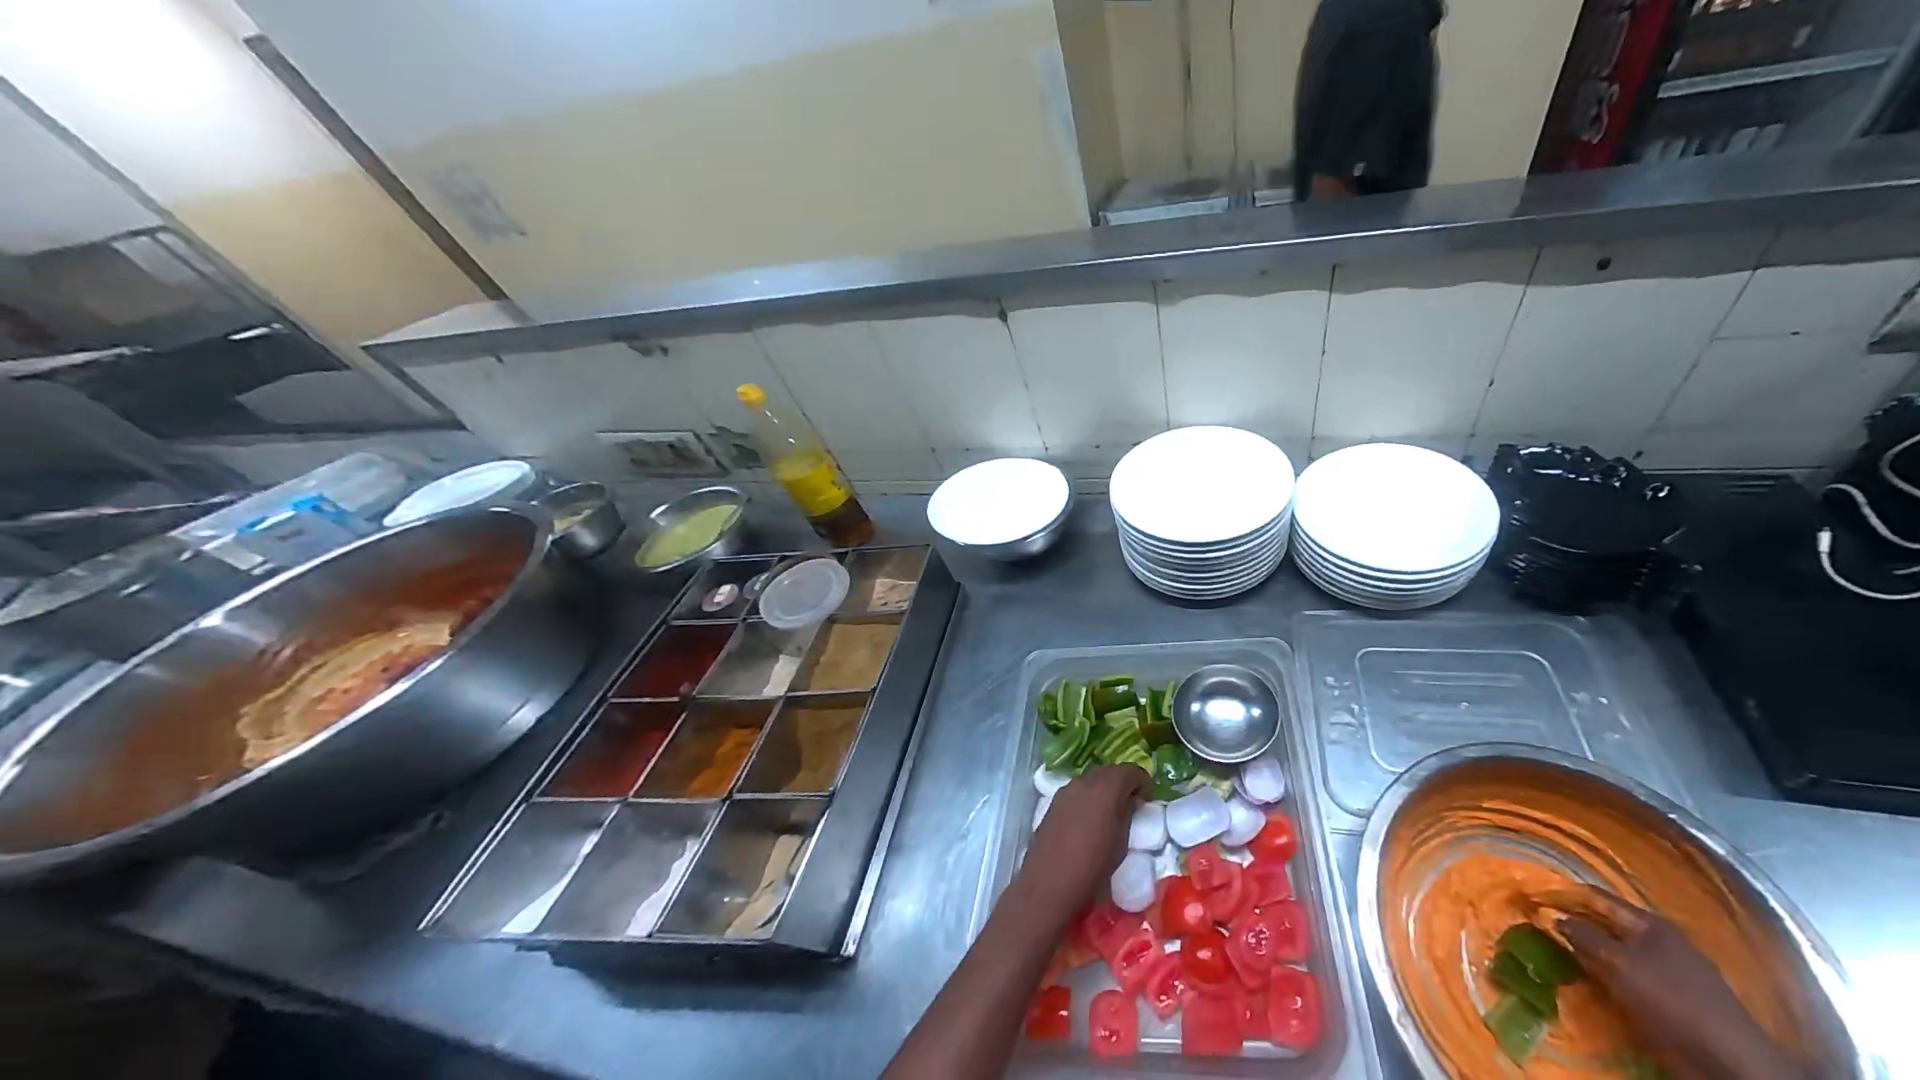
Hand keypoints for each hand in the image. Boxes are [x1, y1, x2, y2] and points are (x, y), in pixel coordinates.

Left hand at [1016, 765, 1147, 920]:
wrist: (1051, 880)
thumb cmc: (1094, 864)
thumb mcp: (1122, 840)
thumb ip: (1128, 813)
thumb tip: (1130, 800)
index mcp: (1105, 787)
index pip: (1131, 770)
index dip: (1143, 782)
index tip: (1148, 798)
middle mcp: (1083, 781)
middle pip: (1109, 772)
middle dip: (1123, 783)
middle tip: (1132, 804)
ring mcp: (1065, 790)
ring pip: (1091, 780)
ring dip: (1104, 790)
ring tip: (1111, 813)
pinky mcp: (1052, 803)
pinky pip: (1076, 792)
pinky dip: (1088, 798)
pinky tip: (1090, 820)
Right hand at [1552, 889, 1798, 1079]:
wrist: (1729, 1059)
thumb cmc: (1671, 1000)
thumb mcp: (1619, 964)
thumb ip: (1583, 935)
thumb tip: (1553, 917)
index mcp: (1650, 924)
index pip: (1596, 897)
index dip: (1562, 894)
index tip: (1530, 896)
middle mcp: (1660, 939)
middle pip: (1606, 921)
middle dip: (1572, 920)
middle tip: (1536, 921)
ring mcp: (1668, 967)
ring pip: (1615, 948)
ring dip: (1586, 947)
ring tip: (1553, 947)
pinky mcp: (1670, 993)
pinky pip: (1626, 971)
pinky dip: (1602, 969)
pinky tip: (1586, 975)